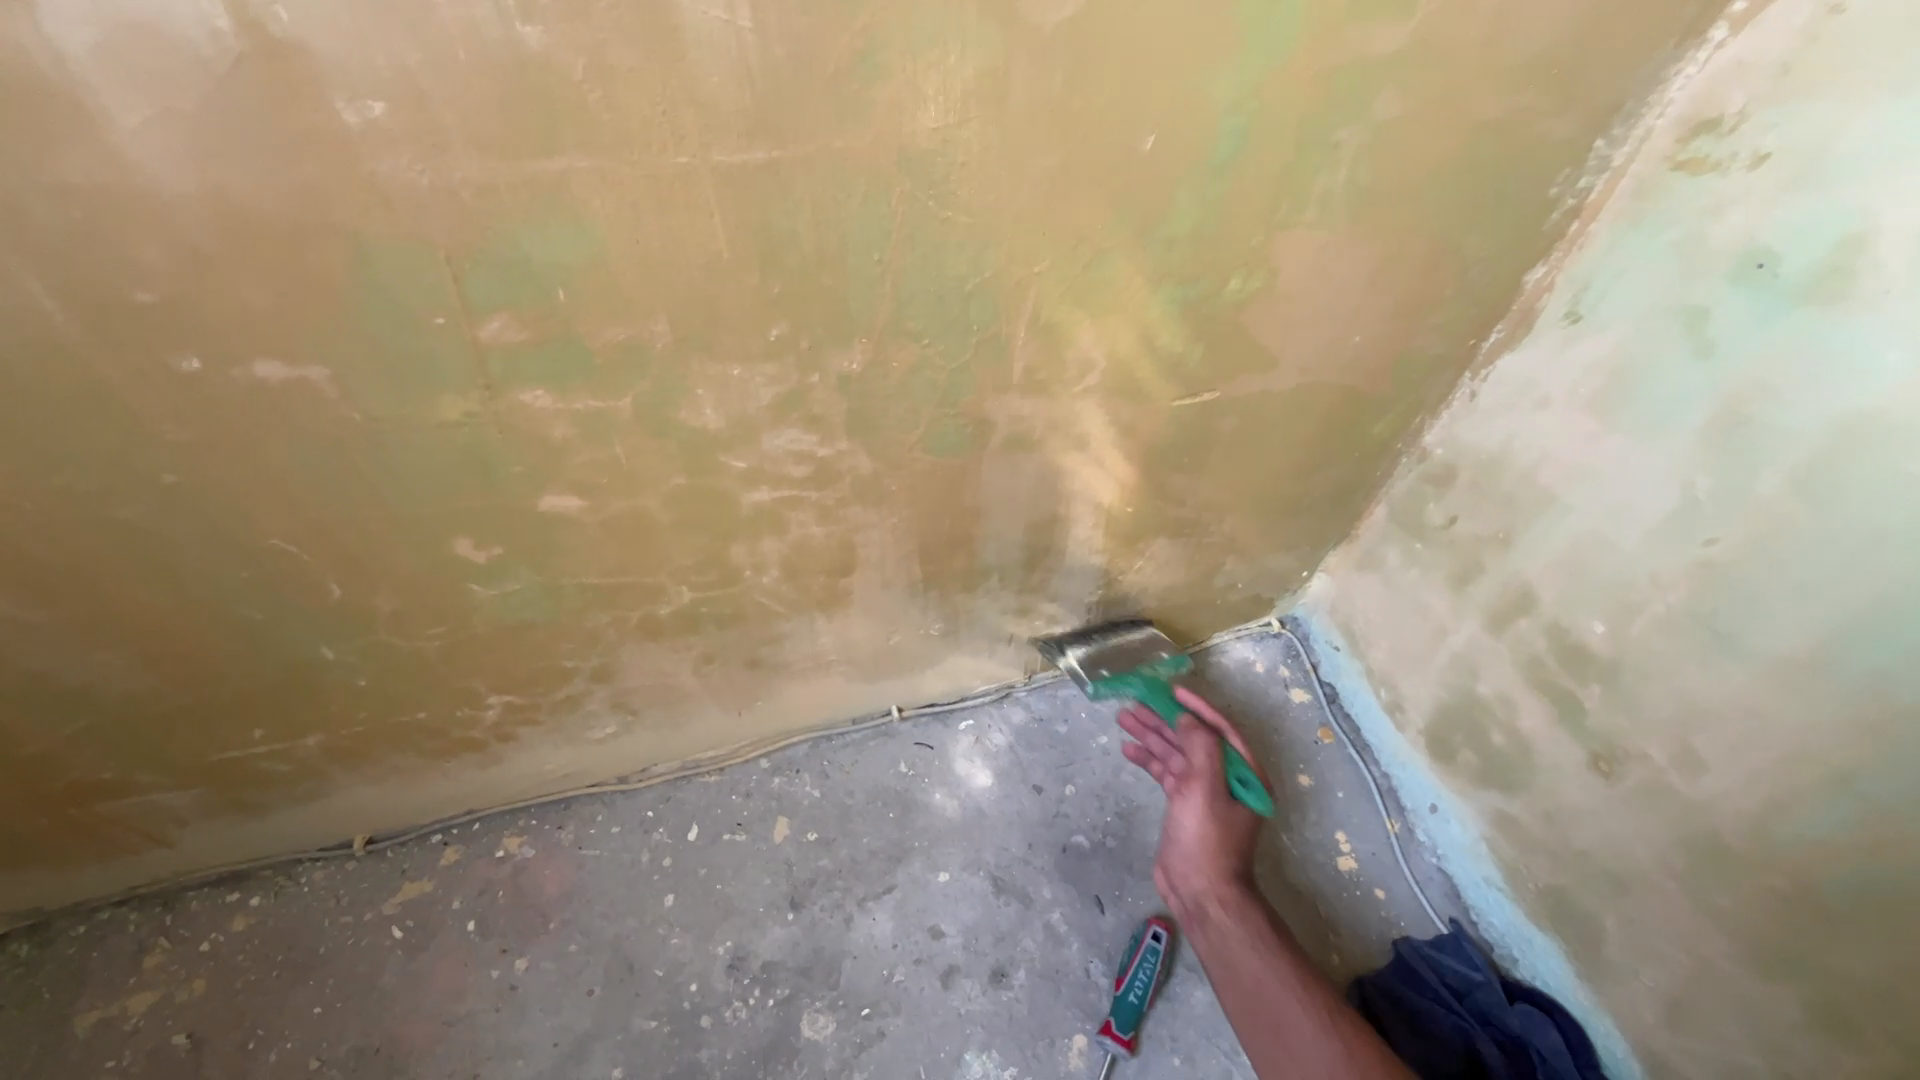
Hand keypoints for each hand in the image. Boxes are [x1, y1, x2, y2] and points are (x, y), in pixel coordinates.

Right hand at [1117, 686, 1269, 916]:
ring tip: (1124, 718)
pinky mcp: (1184, 806)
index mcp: (1243, 774)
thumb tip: (1187, 719)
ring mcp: (1204, 793)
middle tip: (1135, 703)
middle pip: (1192, 740)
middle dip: (1164, 721)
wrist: (1200, 893)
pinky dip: (1149, 761)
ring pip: (1176, 755)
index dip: (1196, 708)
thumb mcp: (1205, 789)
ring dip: (1152, 737)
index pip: (1220, 730)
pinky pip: (1167, 774)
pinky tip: (1129, 750)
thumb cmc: (1208, 840)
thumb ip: (1200, 748)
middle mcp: (1226, 780)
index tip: (1171, 691)